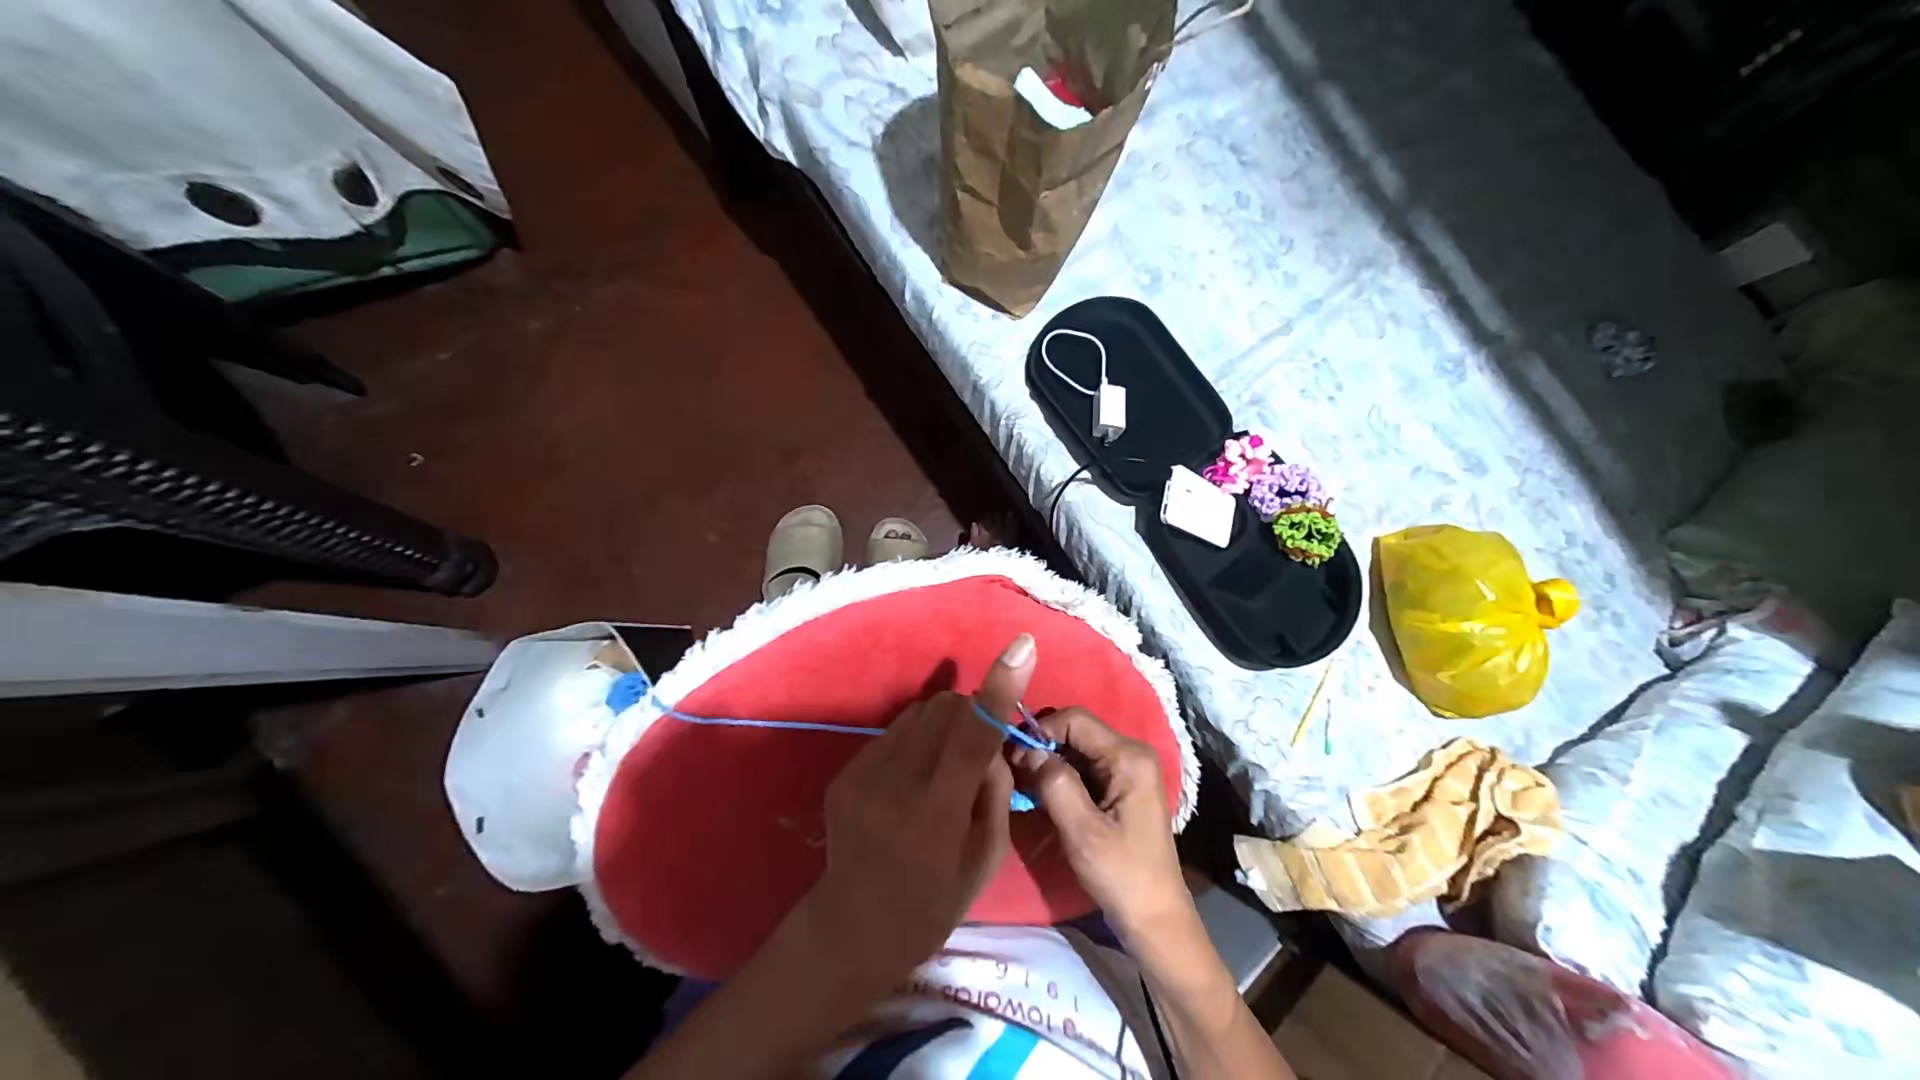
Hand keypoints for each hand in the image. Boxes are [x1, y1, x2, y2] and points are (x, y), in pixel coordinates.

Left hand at [796, 634, 1034, 986]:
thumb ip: (995, 790)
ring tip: (942, 762)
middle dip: (970, 711)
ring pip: (918, 712)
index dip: (999, 690)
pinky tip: (911, 776)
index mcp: (936, 815)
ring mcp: (863, 776)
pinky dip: (915, 740)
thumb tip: (994, 737)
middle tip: (977, 743)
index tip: (1021, 647)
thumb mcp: (984, 857)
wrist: (855, 925)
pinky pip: (893, 731)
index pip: (973, 738)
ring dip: (942, 722)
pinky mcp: (845, 772)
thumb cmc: (934, 901)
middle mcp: (895, 785)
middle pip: (944, 709)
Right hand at [1011, 706, 1190, 940]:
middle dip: (1042, 745)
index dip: (1040, 730)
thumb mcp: (1081, 831)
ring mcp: (1127, 771)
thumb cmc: (1121, 875)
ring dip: (1048, 761)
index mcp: (1129, 757)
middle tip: (1012, 770)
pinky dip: (1060, 776)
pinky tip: (1040, 793)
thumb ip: (1054, 783)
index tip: (1012, 755)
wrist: (1155, 920)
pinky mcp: (1120, 788)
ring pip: (1076, 748)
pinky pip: (1083, 767)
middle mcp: (1131, 753)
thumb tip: (1026, 749)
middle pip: (1076, 730)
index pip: (1075, 719)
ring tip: (1021, 782)